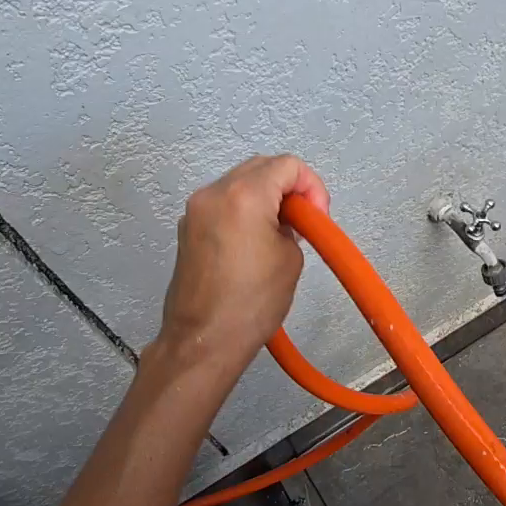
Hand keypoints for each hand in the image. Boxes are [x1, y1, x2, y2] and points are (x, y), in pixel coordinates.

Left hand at [150, 155, 330, 384]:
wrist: (204, 340)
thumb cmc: (253, 302)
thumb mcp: (290, 258)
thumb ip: (293, 226)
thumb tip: (284, 220)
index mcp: (244, 195)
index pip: (287, 165)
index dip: (311, 186)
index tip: (317, 217)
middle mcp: (214, 192)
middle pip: (261, 167)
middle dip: (288, 187)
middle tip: (303, 221)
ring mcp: (195, 209)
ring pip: (240, 182)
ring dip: (266, 196)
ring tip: (280, 232)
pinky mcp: (187, 229)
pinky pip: (223, 203)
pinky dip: (244, 209)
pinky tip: (255, 242)